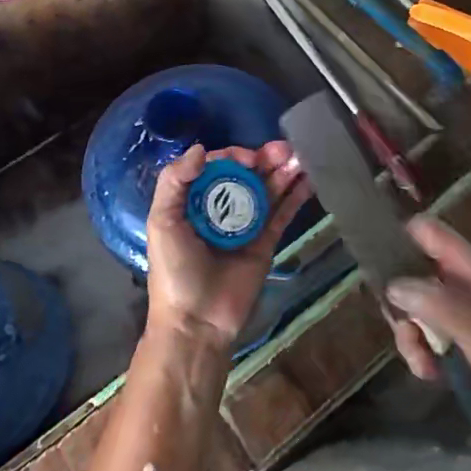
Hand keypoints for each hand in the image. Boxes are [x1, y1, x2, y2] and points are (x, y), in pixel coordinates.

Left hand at [145, 142, 313, 352]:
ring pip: (267, 191)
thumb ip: (174, 181)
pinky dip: (295, 197)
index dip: (232, 156)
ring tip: (300, 157)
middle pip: (245, 175)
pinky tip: (308, 179)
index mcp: (193, 201)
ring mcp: (245, 226)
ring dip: (283, 172)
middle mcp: (220, 208)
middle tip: (283, 149)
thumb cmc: (174, 270)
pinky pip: (282, 215)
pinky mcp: (265, 244)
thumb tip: (200, 148)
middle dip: (264, 159)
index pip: (216, 167)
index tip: (247, 158)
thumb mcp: (162, 221)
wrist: (196, 322)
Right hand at [385, 216, 470, 437]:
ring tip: (423, 367)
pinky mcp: (465, 327)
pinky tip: (431, 372)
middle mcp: (463, 278)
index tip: (376, 267)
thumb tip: (392, 284)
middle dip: (401, 305)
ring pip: (416, 305)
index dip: (397, 238)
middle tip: (405, 337)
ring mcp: (464, 303)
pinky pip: (430, 328)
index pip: (425, 231)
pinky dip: (424, 348)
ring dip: (411, 335)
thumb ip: (438, 305)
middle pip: (412, 273)